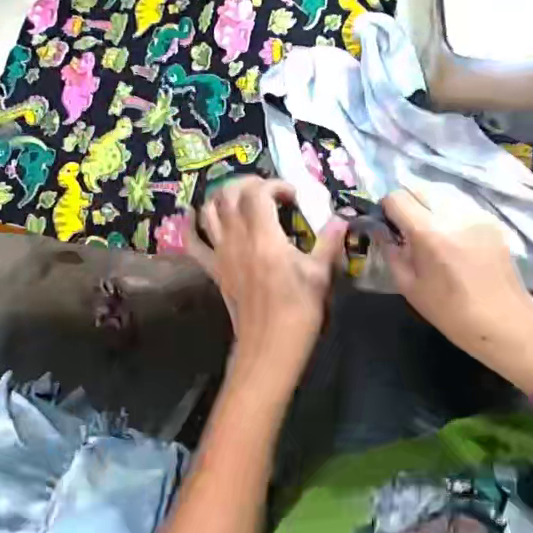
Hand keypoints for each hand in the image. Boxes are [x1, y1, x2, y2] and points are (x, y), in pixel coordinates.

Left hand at [183, 177, 348, 381]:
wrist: (269, 348)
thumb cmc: (298, 311)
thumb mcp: (320, 275)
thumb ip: (329, 242)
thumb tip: (341, 218)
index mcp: (264, 238)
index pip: (258, 193)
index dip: (275, 185)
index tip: (293, 196)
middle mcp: (236, 240)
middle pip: (229, 194)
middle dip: (248, 183)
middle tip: (269, 191)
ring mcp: (220, 254)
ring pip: (209, 211)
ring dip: (222, 197)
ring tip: (242, 198)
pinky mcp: (213, 269)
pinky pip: (193, 242)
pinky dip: (190, 225)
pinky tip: (193, 214)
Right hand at [380, 185, 532, 392]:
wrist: (504, 322)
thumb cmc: (450, 311)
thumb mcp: (409, 286)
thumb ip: (391, 252)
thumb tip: (380, 230)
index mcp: (428, 232)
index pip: (397, 197)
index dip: (387, 209)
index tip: (388, 225)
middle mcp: (452, 214)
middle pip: (418, 187)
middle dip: (407, 202)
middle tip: (406, 227)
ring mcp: (475, 214)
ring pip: (440, 192)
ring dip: (428, 204)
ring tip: (430, 230)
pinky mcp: (491, 220)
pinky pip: (460, 203)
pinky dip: (448, 211)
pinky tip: (452, 235)